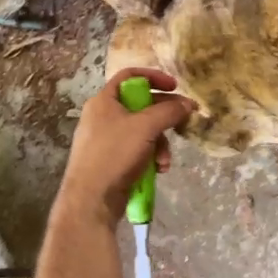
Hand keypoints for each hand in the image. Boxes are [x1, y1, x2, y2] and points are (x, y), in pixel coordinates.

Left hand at [54, 68, 196, 225]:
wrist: (90, 202)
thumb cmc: (114, 154)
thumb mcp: (146, 127)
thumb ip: (169, 111)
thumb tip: (187, 104)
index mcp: (104, 101)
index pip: (130, 75)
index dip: (154, 77)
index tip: (174, 86)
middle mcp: (102, 117)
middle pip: (140, 105)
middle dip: (164, 116)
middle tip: (184, 120)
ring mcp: (105, 140)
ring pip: (142, 130)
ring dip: (160, 143)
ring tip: (165, 160)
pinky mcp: (110, 161)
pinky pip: (137, 149)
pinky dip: (150, 156)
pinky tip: (158, 170)